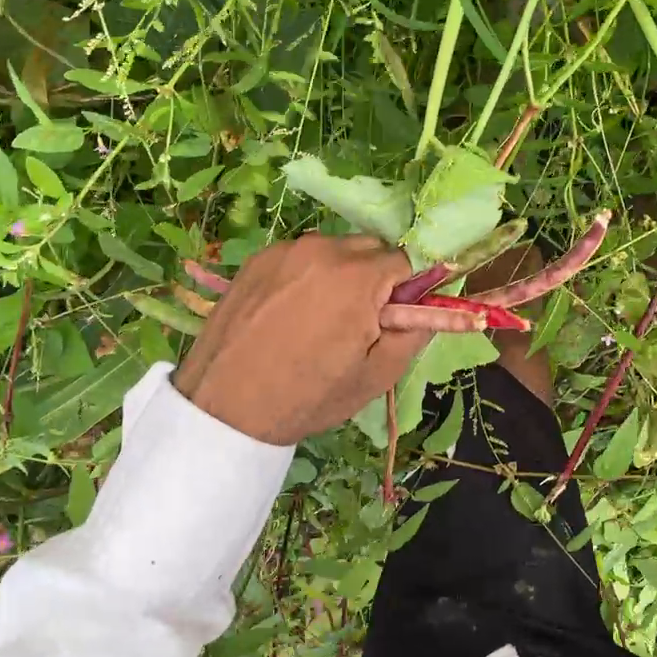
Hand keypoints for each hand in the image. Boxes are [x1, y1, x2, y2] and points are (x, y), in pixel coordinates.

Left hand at [175, 234, 429, 444]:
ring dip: (338, 274)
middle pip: (369, 249)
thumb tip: (431, 308)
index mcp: (358, 276)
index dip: (403, 291)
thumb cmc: (307, 396)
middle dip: (373, 278)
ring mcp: (285, 250)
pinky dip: (305, 276)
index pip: (404, 261)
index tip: (388, 320)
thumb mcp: (375, 376)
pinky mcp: (257, 258)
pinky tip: (288, 313)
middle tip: (354, 323)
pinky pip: (300, 256)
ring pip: (334, 250)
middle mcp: (323, 249)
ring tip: (316, 320)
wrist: (224, 407)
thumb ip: (414, 334)